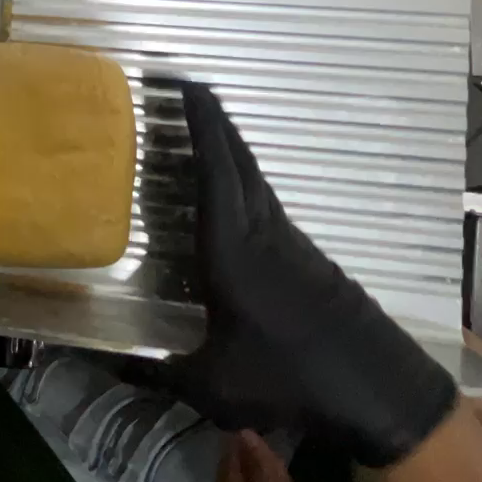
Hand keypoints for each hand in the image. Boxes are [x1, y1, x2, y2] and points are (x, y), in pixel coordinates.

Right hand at [171, 79, 457, 467]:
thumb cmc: (290, 381)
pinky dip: (242, 175)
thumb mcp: (213, 386)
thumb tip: (99, 363)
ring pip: (254, 178)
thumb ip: (155, 372)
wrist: (381, 393)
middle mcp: (262, 233)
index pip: (215, 175)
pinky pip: (264, 198)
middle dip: (214, 122)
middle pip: (239, 163)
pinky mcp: (304, 256)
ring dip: (229, 147)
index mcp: (232, 252)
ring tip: (203, 127)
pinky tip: (231, 187)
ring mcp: (288, 241)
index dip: (202, 128)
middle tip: (189, 90)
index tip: (188, 88)